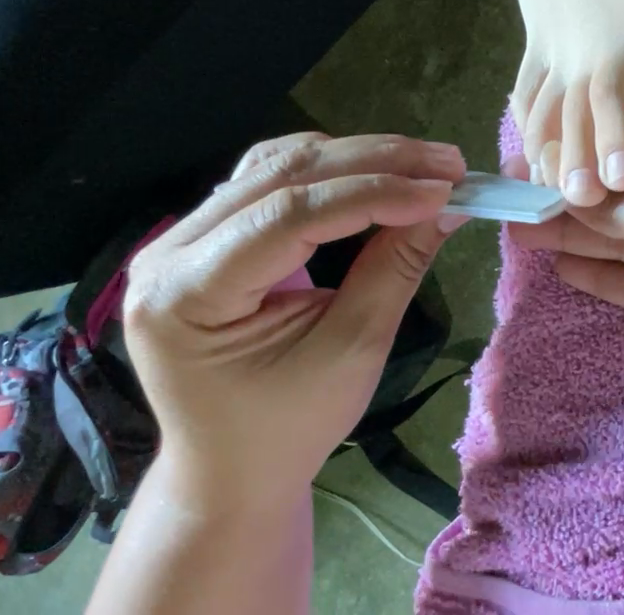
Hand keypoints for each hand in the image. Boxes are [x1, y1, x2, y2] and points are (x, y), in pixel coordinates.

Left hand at [121, 132, 468, 507]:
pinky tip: (379, 171)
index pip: (288, 215)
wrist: (233, 468)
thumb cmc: (288, 425)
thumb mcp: (352, 350)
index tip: (446, 190)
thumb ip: (395, 268)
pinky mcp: (212, 233)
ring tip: (426, 164)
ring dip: (360, 156)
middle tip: (451, 164)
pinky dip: (335, 167)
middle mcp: (171, 251)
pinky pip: (273, 177)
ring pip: (280, 163)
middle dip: (378, 162)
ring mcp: (186, 237)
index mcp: (186, 295)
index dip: (375, 193)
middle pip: (284, 175)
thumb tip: (450, 204)